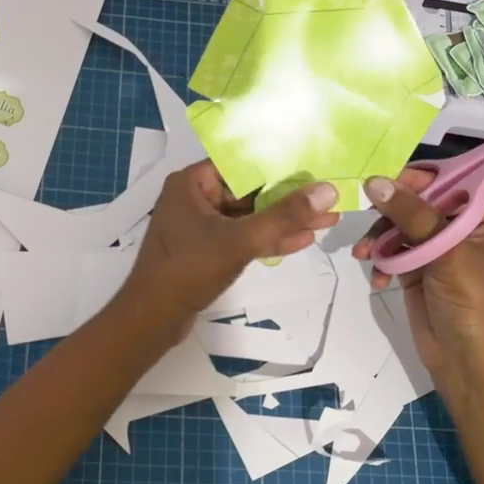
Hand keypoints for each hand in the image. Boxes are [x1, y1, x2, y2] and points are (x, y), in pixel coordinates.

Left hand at [117, 161, 341, 336]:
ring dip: (284, 221)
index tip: (316, 167)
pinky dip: (268, 240)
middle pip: (250, 191)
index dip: (281, 166)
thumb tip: (327, 191)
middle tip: (330, 198)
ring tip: (328, 220)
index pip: (243, 164)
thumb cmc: (189, 269)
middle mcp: (194, 198)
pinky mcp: (207, 250)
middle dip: (289, 198)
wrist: (153, 318)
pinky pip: (242, 237)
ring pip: (249, 217)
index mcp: (192, 183)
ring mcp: (200, 226)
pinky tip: (302, 239)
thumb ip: (284, 216)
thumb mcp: (241, 240)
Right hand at [349, 169, 483, 382]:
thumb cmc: (473, 302)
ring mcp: (436, 250)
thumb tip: (374, 182)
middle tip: (366, 222)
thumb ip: (411, 215)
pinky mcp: (416, 270)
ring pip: (398, 227)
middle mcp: (459, 228)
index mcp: (482, 216)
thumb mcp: (447, 253)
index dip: (413, 180)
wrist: (468, 362)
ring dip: (379, 239)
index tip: (379, 182)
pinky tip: (378, 277)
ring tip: (364, 255)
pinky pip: (391, 252)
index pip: (446, 181)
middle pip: (416, 202)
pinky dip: (381, 261)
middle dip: (389, 213)